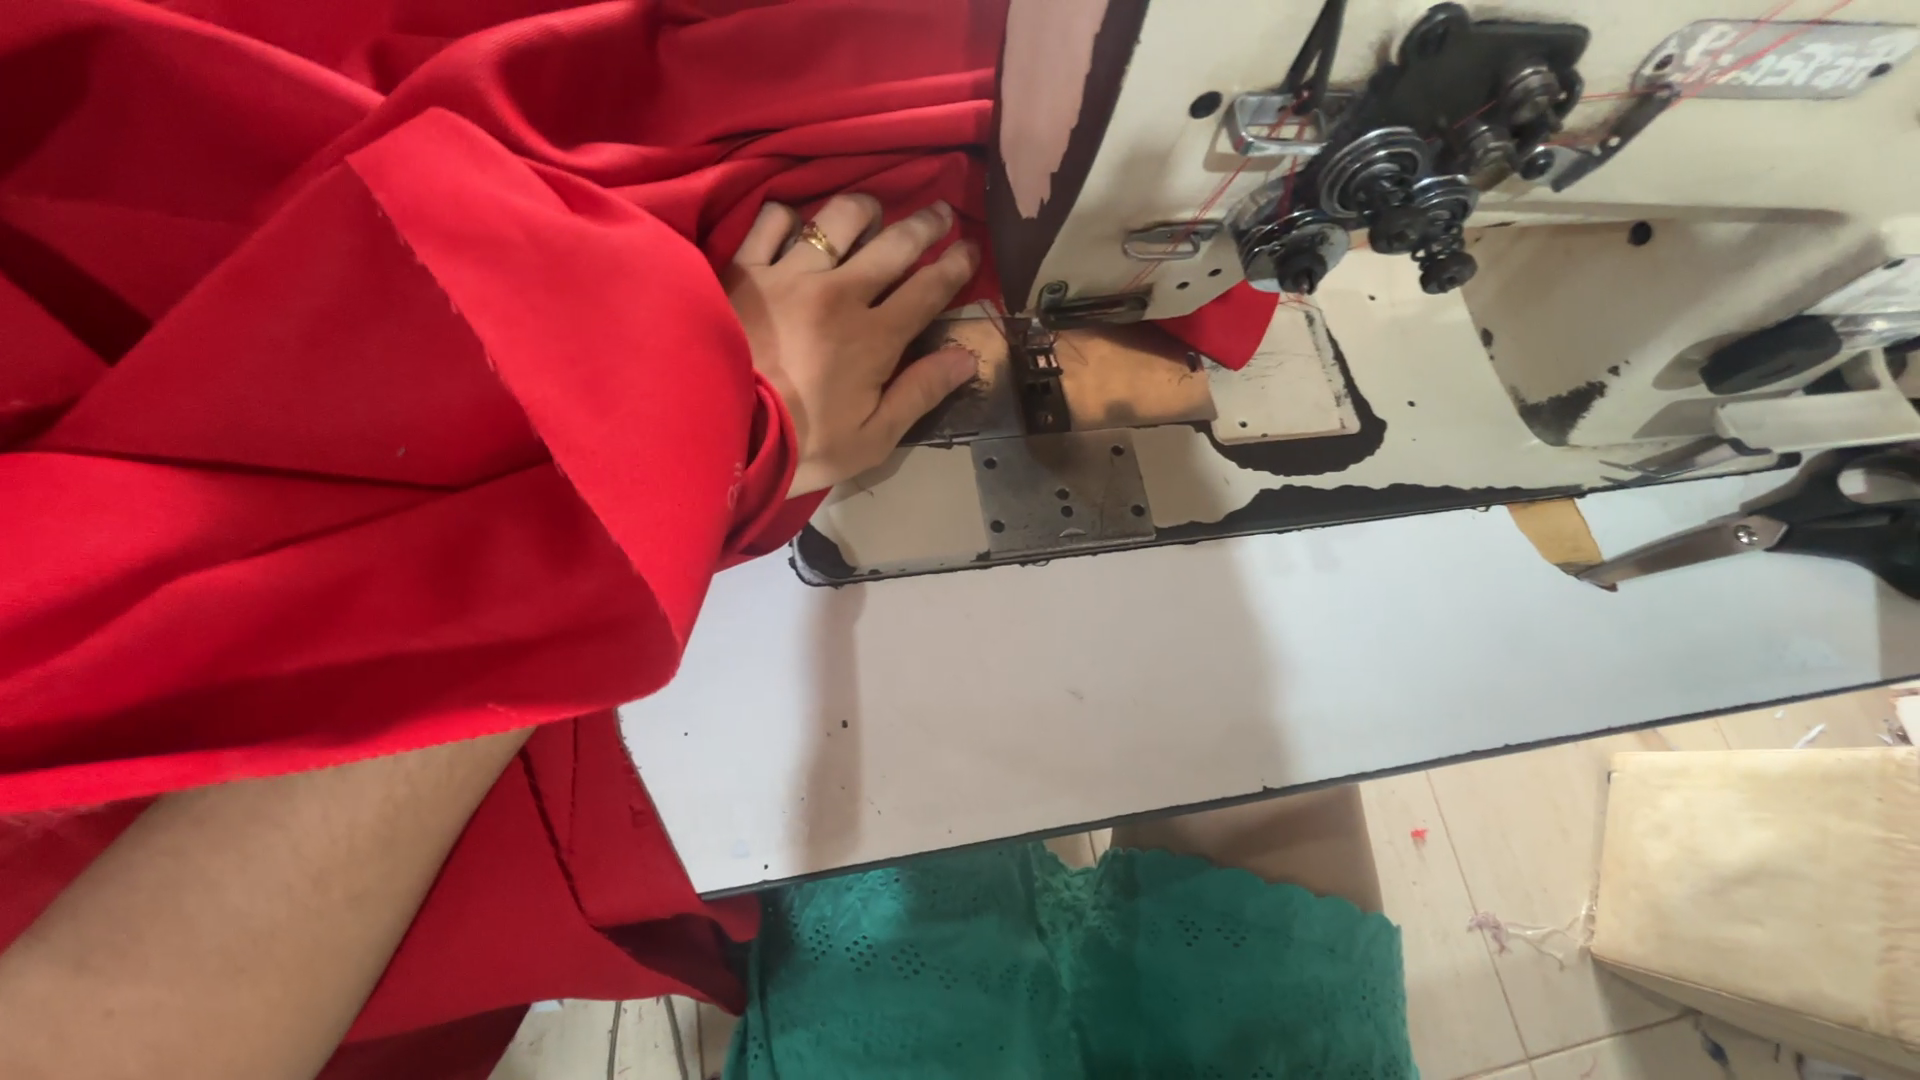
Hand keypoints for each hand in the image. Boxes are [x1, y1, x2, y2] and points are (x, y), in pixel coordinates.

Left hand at [723, 194, 980, 495]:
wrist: (719, 435)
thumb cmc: (801, 446)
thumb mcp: (872, 439)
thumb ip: (920, 393)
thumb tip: (966, 357)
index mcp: (875, 337)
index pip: (928, 289)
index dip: (956, 266)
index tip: (972, 248)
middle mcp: (839, 293)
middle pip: (893, 244)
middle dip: (925, 225)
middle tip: (942, 212)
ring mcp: (789, 275)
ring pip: (837, 220)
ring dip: (864, 210)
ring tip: (873, 210)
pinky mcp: (745, 269)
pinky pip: (772, 222)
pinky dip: (790, 217)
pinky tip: (798, 224)